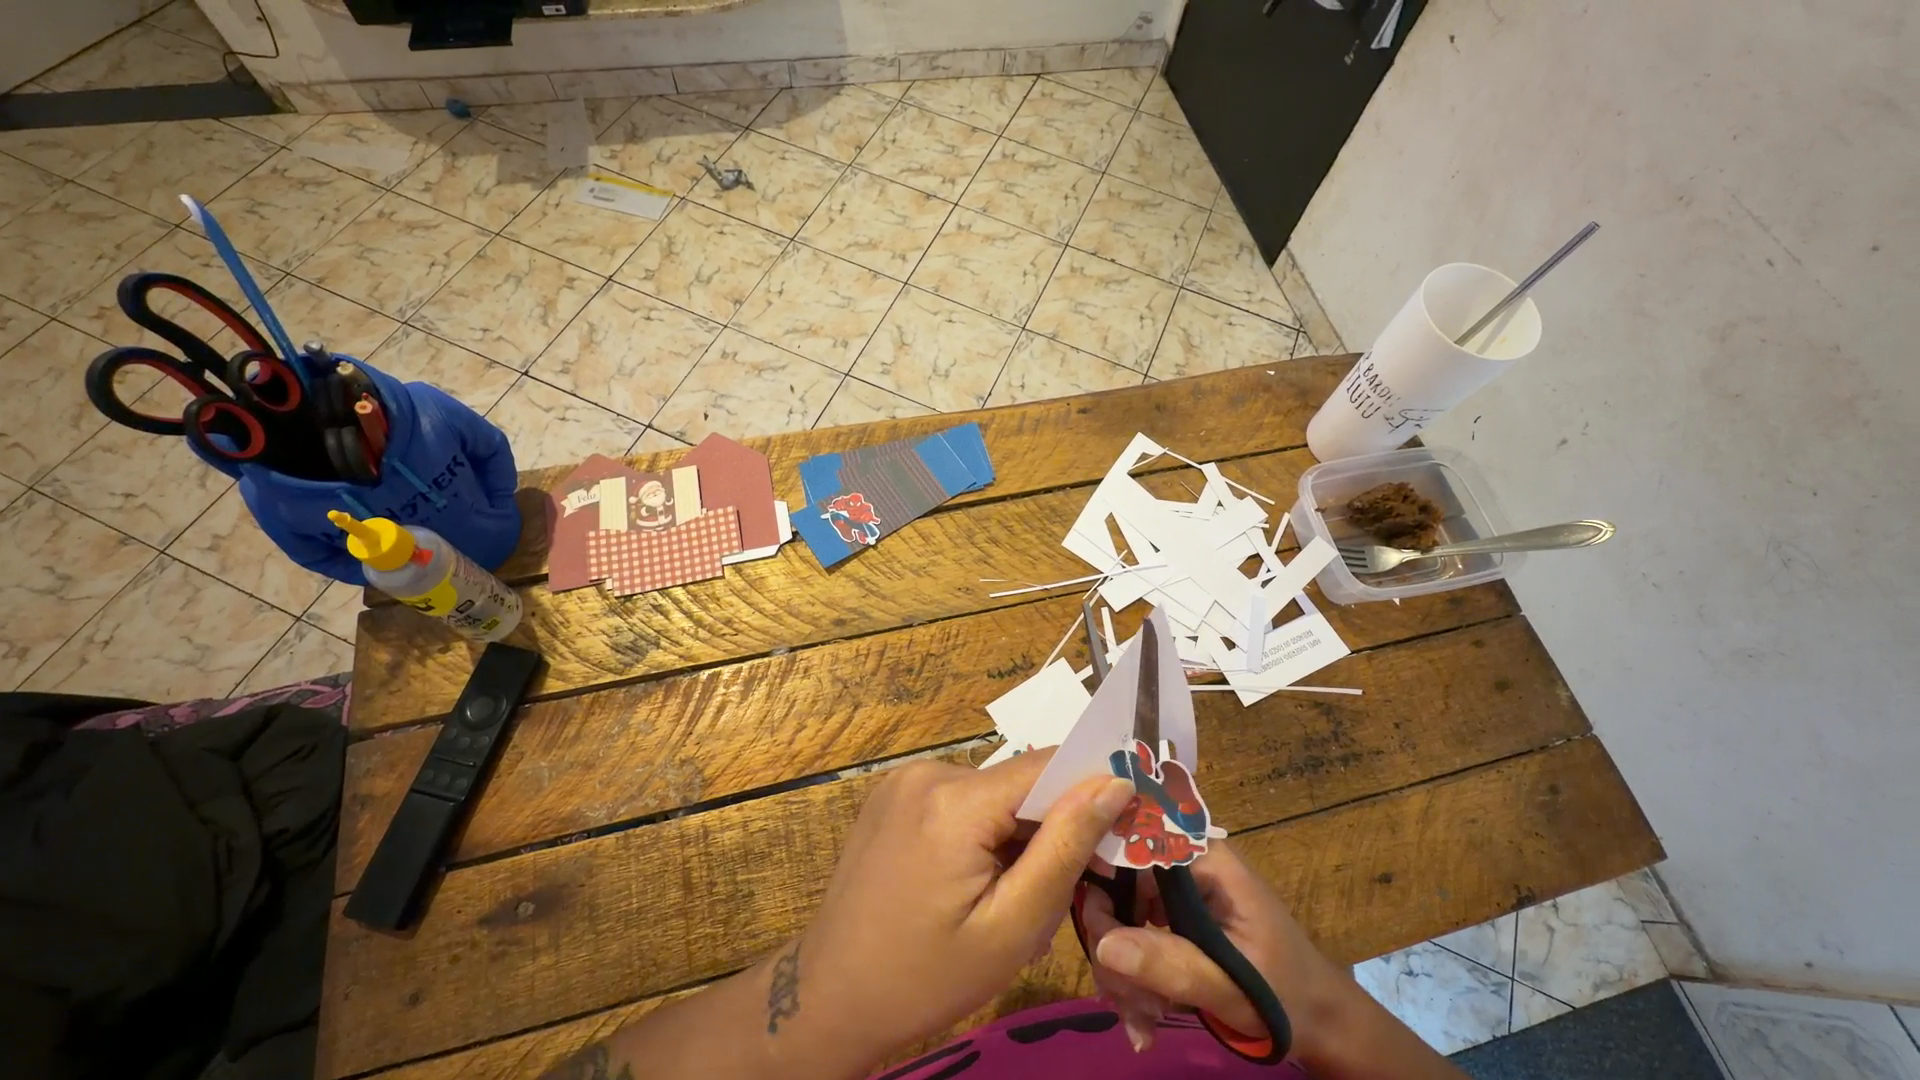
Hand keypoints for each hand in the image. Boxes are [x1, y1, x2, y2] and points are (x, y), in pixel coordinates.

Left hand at [790, 751, 1134, 1071]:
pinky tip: (973, 884)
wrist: (830, 997)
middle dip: (1050, 827)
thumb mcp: (1012, 926)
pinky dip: (982, 832)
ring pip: (993, 793)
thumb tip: (1115, 782)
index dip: (1093, 793)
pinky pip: (960, 801)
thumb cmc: (927, 977)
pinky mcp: (891, 797)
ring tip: (1009, 897)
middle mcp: (928, 772)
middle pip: (1020, 782)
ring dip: (1015, 834)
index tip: (1124, 834)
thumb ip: (1065, 847)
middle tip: (1058, 892)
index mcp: (955, 799)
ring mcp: (903, 782)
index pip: (1049, 764)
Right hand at [1079, 840, 1349, 1059]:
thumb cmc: (1286, 996)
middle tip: (1125, 1000)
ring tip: (1143, 1019)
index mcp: (1202, 859)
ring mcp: (1179, 890)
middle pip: (1117, 885)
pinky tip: (1145, 1017)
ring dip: (1122, 970)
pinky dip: (1132, 976)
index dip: (1102, 890)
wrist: (1321, 1023)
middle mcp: (1184, 863)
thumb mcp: (1229, 985)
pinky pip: (1133, 934)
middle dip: (1111, 946)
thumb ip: (1170, 964)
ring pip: (1118, 914)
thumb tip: (1103, 945)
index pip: (1128, 848)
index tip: (1100, 946)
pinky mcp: (1175, 917)